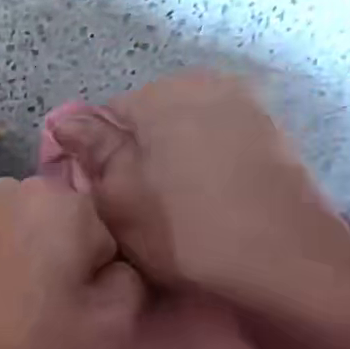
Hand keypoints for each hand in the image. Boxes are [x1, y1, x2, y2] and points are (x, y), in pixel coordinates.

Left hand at [0, 176, 145, 348]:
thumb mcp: (112, 325)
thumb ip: (132, 280)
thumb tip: (113, 267)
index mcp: (61, 197)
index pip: (111, 238)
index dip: (103, 280)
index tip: (84, 312)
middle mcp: (16, 187)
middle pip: (71, 232)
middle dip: (69, 267)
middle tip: (55, 315)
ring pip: (35, 239)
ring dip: (37, 269)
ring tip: (23, 314)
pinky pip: (1, 248)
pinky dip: (6, 271)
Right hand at [47, 68, 349, 338]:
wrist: (287, 263)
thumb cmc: (186, 229)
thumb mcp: (118, 195)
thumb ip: (89, 149)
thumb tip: (62, 118)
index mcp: (163, 92)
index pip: (102, 119)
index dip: (95, 164)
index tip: (104, 204)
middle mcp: (207, 85)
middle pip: (144, 126)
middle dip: (134, 164)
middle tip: (135, 215)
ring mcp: (246, 110)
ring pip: (180, 140)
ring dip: (168, 172)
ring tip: (172, 218)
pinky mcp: (272, 140)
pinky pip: (214, 153)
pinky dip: (202, 177)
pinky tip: (206, 212)